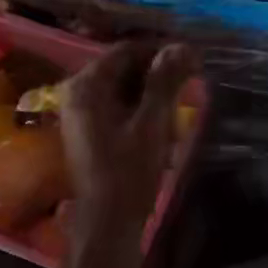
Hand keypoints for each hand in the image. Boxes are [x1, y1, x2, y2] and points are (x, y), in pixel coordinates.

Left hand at [61, 42, 196, 239]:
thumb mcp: (153, 124)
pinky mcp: (88, 132)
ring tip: (180, 102)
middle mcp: (76, 94)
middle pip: (122, 68)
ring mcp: (80, 114)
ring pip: (121, 88)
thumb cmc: (130, 172)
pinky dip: (140, 107)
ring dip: (151, 90)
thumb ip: (165, 82)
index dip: (160, 52)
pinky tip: (162, 121)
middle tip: (189, 83)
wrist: (109, 221)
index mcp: (86, 87)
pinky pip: (117, 106)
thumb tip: (182, 46)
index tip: (191, 60)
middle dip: (157, 72)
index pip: (126, 51)